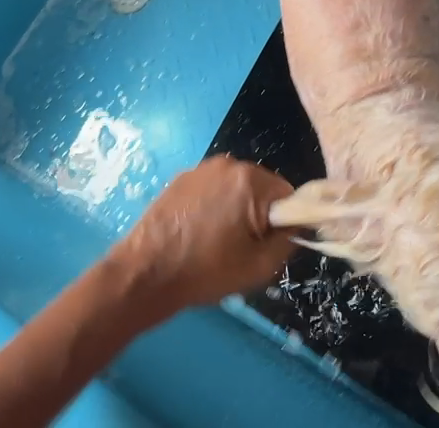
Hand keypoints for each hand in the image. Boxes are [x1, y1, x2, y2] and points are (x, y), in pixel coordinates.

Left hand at [108, 156, 297, 313]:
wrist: (144, 274)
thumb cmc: (205, 271)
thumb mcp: (259, 267)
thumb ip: (287, 242)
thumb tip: (294, 227)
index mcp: (250, 181)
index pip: (288, 196)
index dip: (285, 223)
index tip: (268, 246)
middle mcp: (229, 164)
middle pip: (262, 189)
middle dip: (259, 215)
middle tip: (243, 248)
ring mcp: (202, 169)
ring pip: (237, 188)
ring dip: (236, 210)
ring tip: (218, 241)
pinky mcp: (182, 178)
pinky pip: (213, 189)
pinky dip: (214, 206)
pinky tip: (199, 232)